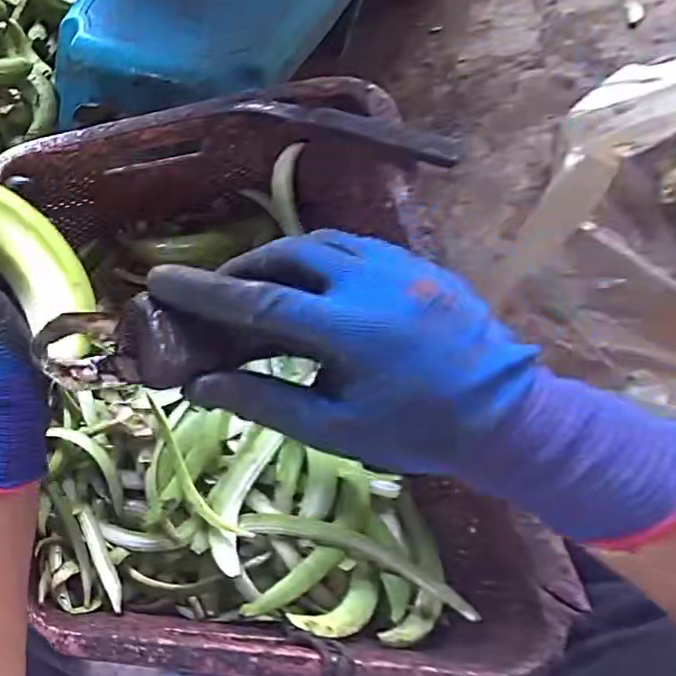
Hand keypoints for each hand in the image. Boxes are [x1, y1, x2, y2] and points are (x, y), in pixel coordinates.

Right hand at [146, 230, 675, 545]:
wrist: (514, 418)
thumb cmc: (415, 431)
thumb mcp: (332, 429)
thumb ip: (262, 401)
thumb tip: (198, 386)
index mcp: (353, 331)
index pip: (259, 301)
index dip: (204, 291)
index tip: (160, 281)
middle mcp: (375, 286)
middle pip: (286, 257)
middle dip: (239, 270)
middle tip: (213, 294)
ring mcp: (403, 269)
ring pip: (319, 243)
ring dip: (276, 260)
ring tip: (255, 287)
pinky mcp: (419, 266)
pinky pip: (351, 247)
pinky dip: (313, 258)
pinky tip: (305, 285)